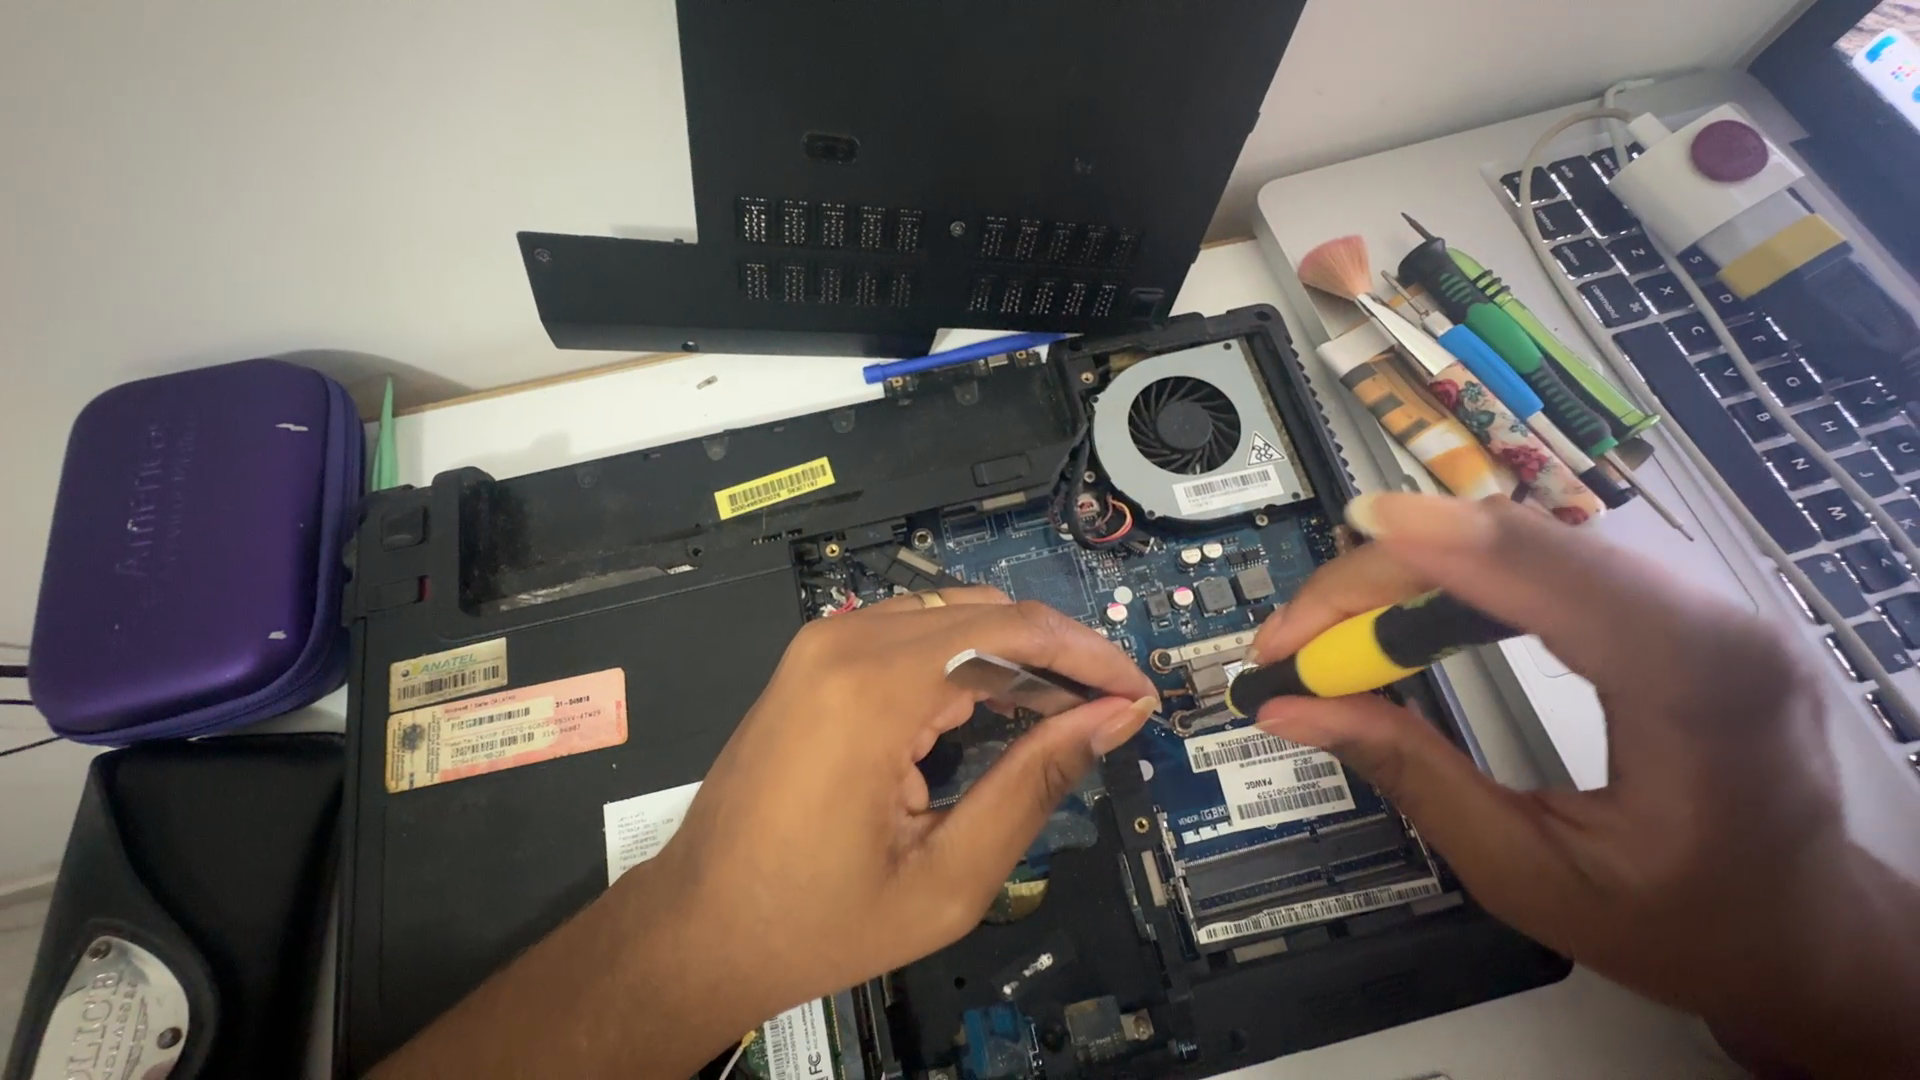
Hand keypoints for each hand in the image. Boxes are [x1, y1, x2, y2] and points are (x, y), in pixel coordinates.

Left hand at [373, 587, 1156, 1079]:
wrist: (698, 928)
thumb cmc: (819, 920)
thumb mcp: (948, 877)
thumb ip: (1035, 785)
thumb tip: (1109, 719)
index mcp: (873, 688)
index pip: (1009, 630)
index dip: (1086, 654)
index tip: (1135, 691)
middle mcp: (845, 641)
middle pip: (983, 613)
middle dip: (1057, 653)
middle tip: (1109, 707)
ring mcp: (822, 643)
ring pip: (949, 618)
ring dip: (1014, 655)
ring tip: (1066, 711)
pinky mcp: (815, 659)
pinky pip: (910, 636)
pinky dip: (966, 661)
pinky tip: (998, 705)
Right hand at [1250, 493, 1919, 1075]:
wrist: (1807, 927)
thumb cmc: (1687, 923)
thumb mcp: (1527, 871)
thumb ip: (1411, 776)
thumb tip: (1291, 710)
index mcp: (1704, 693)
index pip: (1568, 582)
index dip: (1454, 542)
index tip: (1355, 529)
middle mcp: (1706, 620)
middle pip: (1513, 546)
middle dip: (1382, 577)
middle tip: (1291, 642)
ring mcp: (1683, 600)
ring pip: (1508, 542)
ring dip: (1398, 576)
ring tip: (1324, 636)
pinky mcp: (1648, 600)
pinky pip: (1523, 561)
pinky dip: (1437, 579)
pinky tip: (1390, 616)